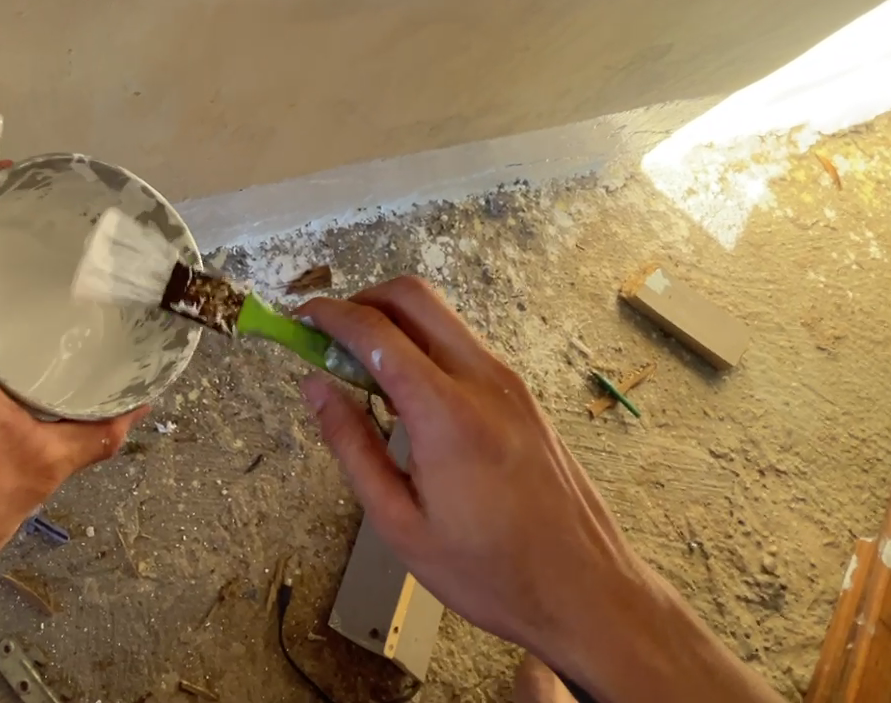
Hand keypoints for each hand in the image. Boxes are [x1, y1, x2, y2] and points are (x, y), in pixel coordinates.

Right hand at [299, 277, 776, 702]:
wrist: (592, 596)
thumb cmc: (489, 571)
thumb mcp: (398, 522)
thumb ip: (350, 443)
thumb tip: (312, 385)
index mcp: (446, 412)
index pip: (375, 331)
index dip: (327, 315)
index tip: (297, 319)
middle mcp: (482, 378)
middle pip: (412, 295)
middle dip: (360, 299)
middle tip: (329, 336)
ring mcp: (508, 380)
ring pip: (438, 313)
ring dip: (391, 320)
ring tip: (362, 369)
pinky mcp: (520, 391)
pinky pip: (459, 340)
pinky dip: (420, 341)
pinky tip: (406, 393)